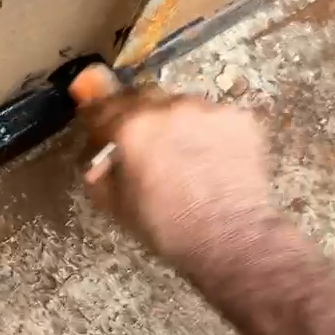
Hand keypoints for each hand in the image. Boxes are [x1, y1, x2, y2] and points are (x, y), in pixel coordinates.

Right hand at [70, 64, 282, 272]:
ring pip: (179, 105)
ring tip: (178, 149)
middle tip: (137, 138)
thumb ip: (100, 173)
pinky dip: (204, 130)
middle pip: (140, 97)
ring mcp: (207, 110)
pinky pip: (212, 116)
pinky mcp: (241, 118)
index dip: (94, 115)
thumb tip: (99, 163)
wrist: (231, 237)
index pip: (101, 108)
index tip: (94, 123)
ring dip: (171, 121)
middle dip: (134, 114)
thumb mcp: (115, 203)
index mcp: (131, 128)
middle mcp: (168, 108)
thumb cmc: (165, 225)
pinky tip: (208, 155)